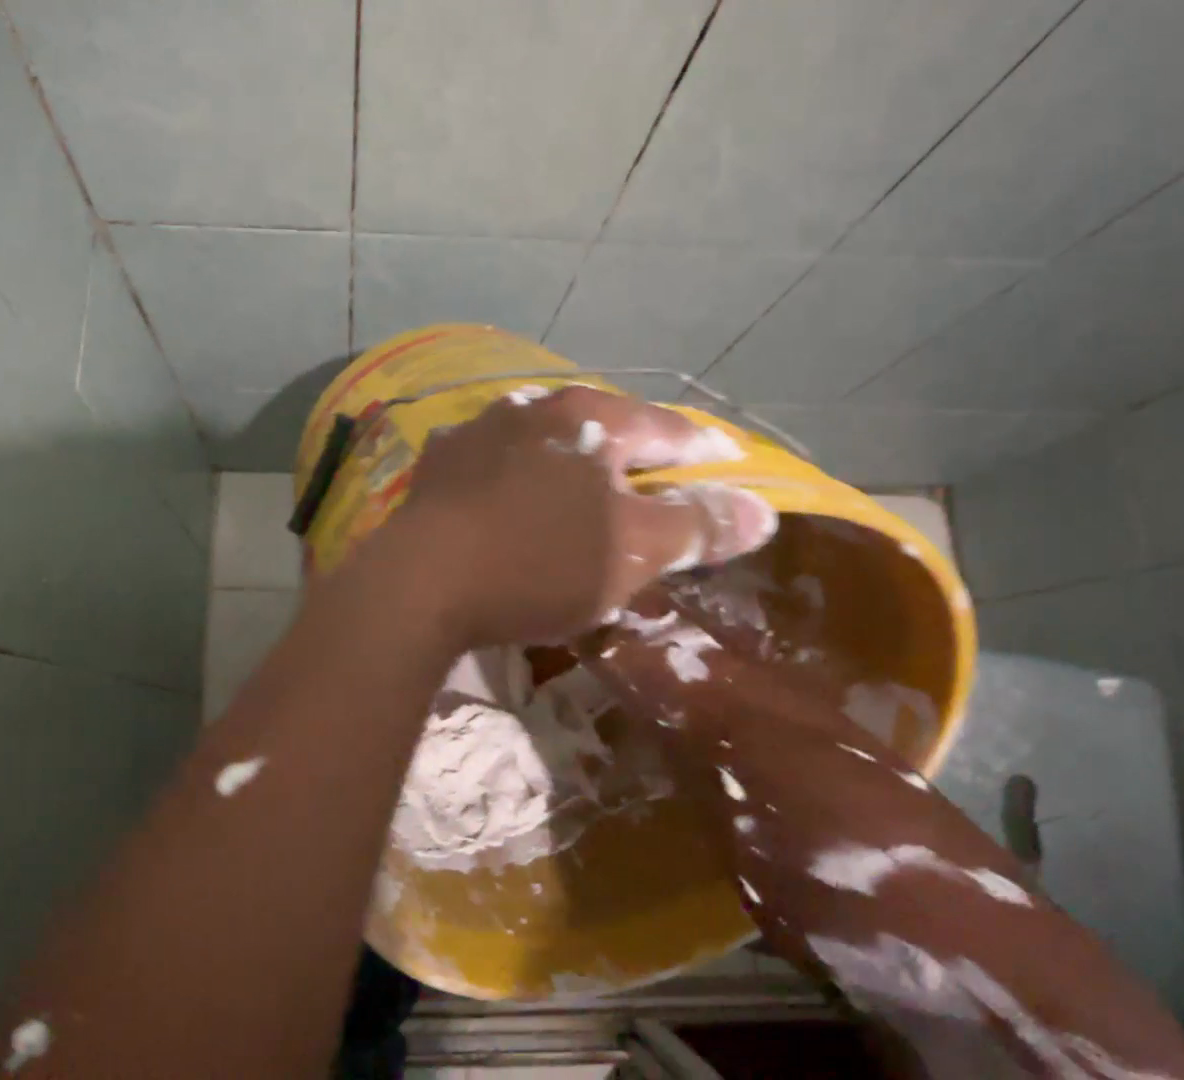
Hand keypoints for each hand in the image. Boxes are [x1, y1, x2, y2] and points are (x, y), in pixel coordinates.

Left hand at [369, 386, 777, 650]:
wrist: (421, 583)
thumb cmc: (539, 563)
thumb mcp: (632, 550)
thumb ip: (697, 525)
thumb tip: (762, 510)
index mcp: (588, 419)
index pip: (663, 427)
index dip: (699, 449)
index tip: (724, 462)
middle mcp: (531, 409)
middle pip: (598, 424)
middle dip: (630, 448)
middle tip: (653, 473)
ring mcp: (476, 432)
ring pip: (539, 438)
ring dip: (565, 457)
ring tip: (579, 480)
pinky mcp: (436, 466)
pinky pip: (490, 463)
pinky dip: (512, 475)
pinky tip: (507, 492)